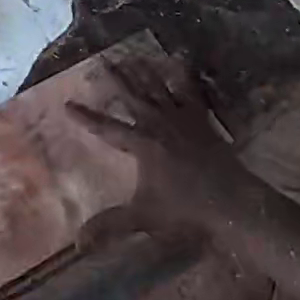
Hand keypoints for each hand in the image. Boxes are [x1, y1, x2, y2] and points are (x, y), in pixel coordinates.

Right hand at [66, 54, 251, 241]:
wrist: (232, 201)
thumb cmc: (186, 210)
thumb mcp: (143, 217)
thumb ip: (110, 225)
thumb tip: (77, 243)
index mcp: (142, 144)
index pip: (106, 128)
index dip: (85, 117)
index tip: (67, 104)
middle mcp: (158, 124)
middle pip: (132, 96)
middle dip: (115, 79)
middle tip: (102, 60)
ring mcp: (182, 119)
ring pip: (157, 89)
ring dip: (143, 72)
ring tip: (131, 56)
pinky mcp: (201, 120)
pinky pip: (190, 91)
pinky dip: (183, 75)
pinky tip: (179, 60)